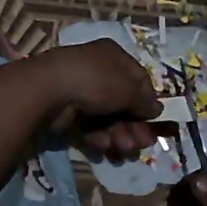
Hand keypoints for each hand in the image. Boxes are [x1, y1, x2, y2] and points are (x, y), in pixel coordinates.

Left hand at [32, 40, 160, 159]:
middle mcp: (98, 72)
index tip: (154, 120)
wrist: (50, 90)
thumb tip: (156, 109)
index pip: (138, 79)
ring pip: (108, 118)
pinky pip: (90, 126)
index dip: (147, 101)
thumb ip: (144, 101)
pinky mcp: (69, 113)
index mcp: (113, 56)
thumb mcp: (128, 88)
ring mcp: (82, 93)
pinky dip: (99, 137)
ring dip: (119, 135)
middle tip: (141, 144)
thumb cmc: (96, 80)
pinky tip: (102, 145)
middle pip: (123, 103)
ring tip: (123, 148)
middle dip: (134, 126)